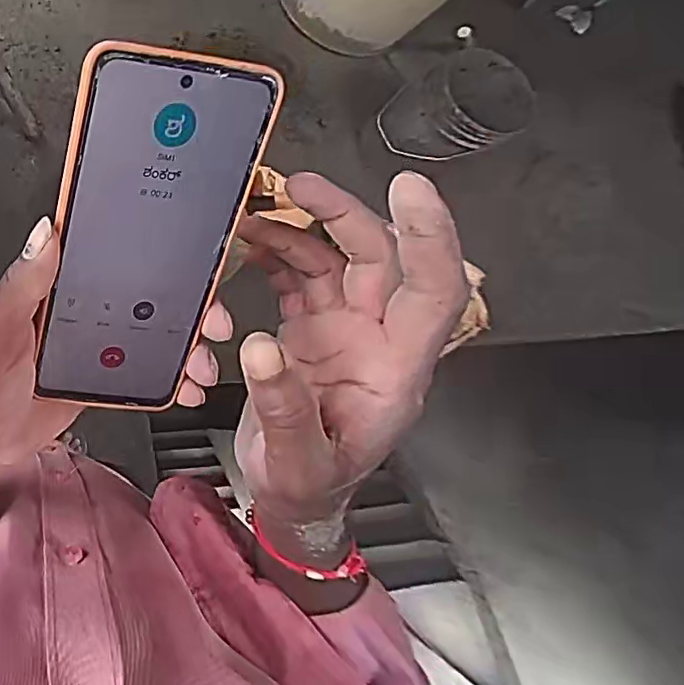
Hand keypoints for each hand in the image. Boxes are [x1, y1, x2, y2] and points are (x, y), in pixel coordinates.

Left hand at [0, 216, 233, 458]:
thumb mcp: (0, 325)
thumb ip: (23, 281)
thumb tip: (45, 230)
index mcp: (54, 289)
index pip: (110, 258)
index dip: (151, 255)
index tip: (186, 258)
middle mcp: (79, 310)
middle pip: (145, 296)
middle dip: (187, 305)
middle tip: (212, 319)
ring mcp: (95, 345)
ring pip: (155, 334)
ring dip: (187, 344)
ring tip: (201, 363)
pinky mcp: (102, 376)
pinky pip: (146, 371)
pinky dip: (172, 377)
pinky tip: (186, 387)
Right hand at [230, 172, 467, 561]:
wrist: (295, 496)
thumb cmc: (310, 485)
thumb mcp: (299, 461)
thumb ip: (283, 406)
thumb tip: (260, 346)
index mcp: (394, 368)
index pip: (432, 290)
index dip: (428, 236)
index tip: (409, 189)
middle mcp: (376, 339)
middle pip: (375, 260)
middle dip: (340, 216)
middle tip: (294, 187)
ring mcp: (342, 332)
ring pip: (333, 262)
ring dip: (298, 232)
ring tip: (253, 214)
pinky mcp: (310, 332)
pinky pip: (299, 279)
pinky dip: (277, 256)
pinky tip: (251, 244)